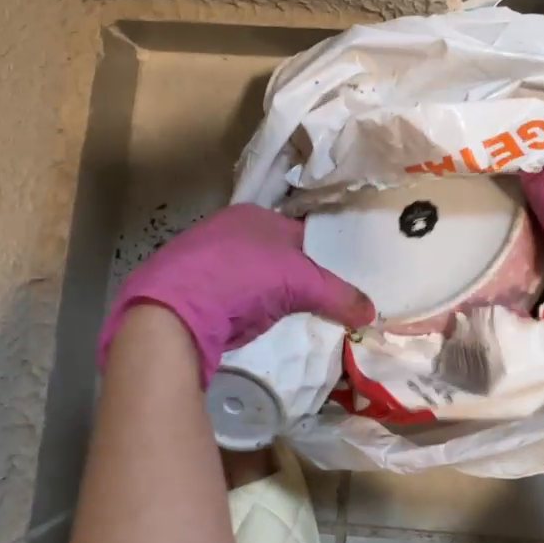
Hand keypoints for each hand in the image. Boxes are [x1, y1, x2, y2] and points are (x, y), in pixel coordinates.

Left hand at [99, 204, 376, 384]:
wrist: (171, 312)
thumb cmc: (241, 278)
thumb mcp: (300, 283)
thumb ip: (338, 294)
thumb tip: (373, 312)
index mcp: (253, 215)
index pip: (298, 234)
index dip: (318, 258)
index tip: (333, 286)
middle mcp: (225, 229)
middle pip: (272, 256)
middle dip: (291, 279)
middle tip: (315, 305)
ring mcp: (199, 258)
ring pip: (247, 279)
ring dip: (263, 297)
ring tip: (284, 320)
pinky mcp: (184, 289)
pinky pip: (225, 299)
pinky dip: (238, 311)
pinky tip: (246, 327)